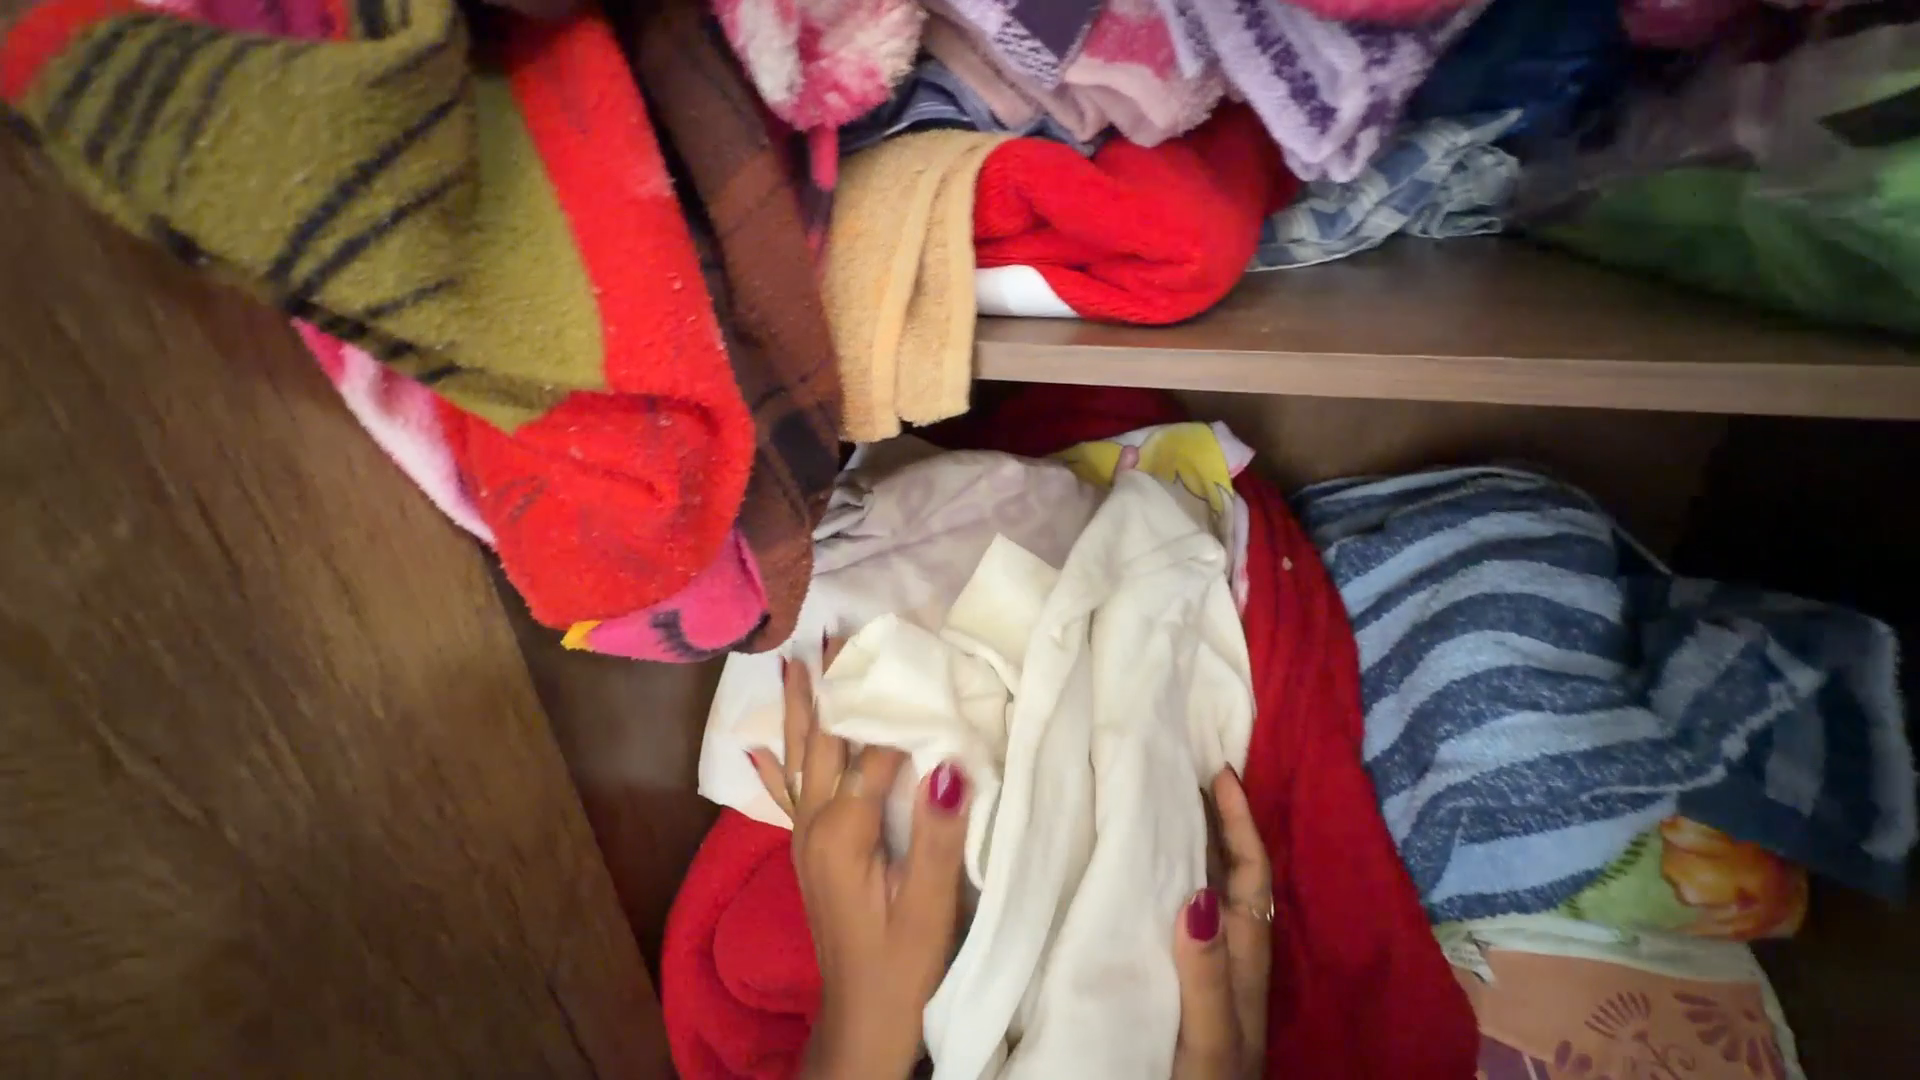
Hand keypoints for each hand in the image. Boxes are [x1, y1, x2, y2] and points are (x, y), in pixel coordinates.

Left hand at [748, 645, 970, 1079]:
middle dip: (829, 686)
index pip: (871, 750)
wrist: (862, 1017)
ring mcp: (806, 837)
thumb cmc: (903, 961)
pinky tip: (754, 747)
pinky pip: (786, 794)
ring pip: (800, 758)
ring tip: (791, 664)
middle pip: (823, 740)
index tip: (905, 649)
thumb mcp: (930, 902)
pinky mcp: (810, 850)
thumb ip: (936, 833)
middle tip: (832, 633)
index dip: (889, 703)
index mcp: (844, 829)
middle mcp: (816, 824)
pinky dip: (772, 766)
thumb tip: (946, 764)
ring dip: (800, 710)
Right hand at [1173, 769, 1272, 1079]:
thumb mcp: (1212, 1036)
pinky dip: (1167, 873)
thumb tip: (1199, 894)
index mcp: (1245, 956)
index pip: (1251, 874)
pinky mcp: (1180, 974)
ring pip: (1206, 887)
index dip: (1240, 821)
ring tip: (1162, 801)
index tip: (1221, 772)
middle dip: (1217, 819)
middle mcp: (1230, 950)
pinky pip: (1177, 908)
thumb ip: (1207, 974)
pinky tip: (1141, 866)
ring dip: (1193, 842)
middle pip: (1232, 871)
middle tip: (1185, 771)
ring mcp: (1207, 962)